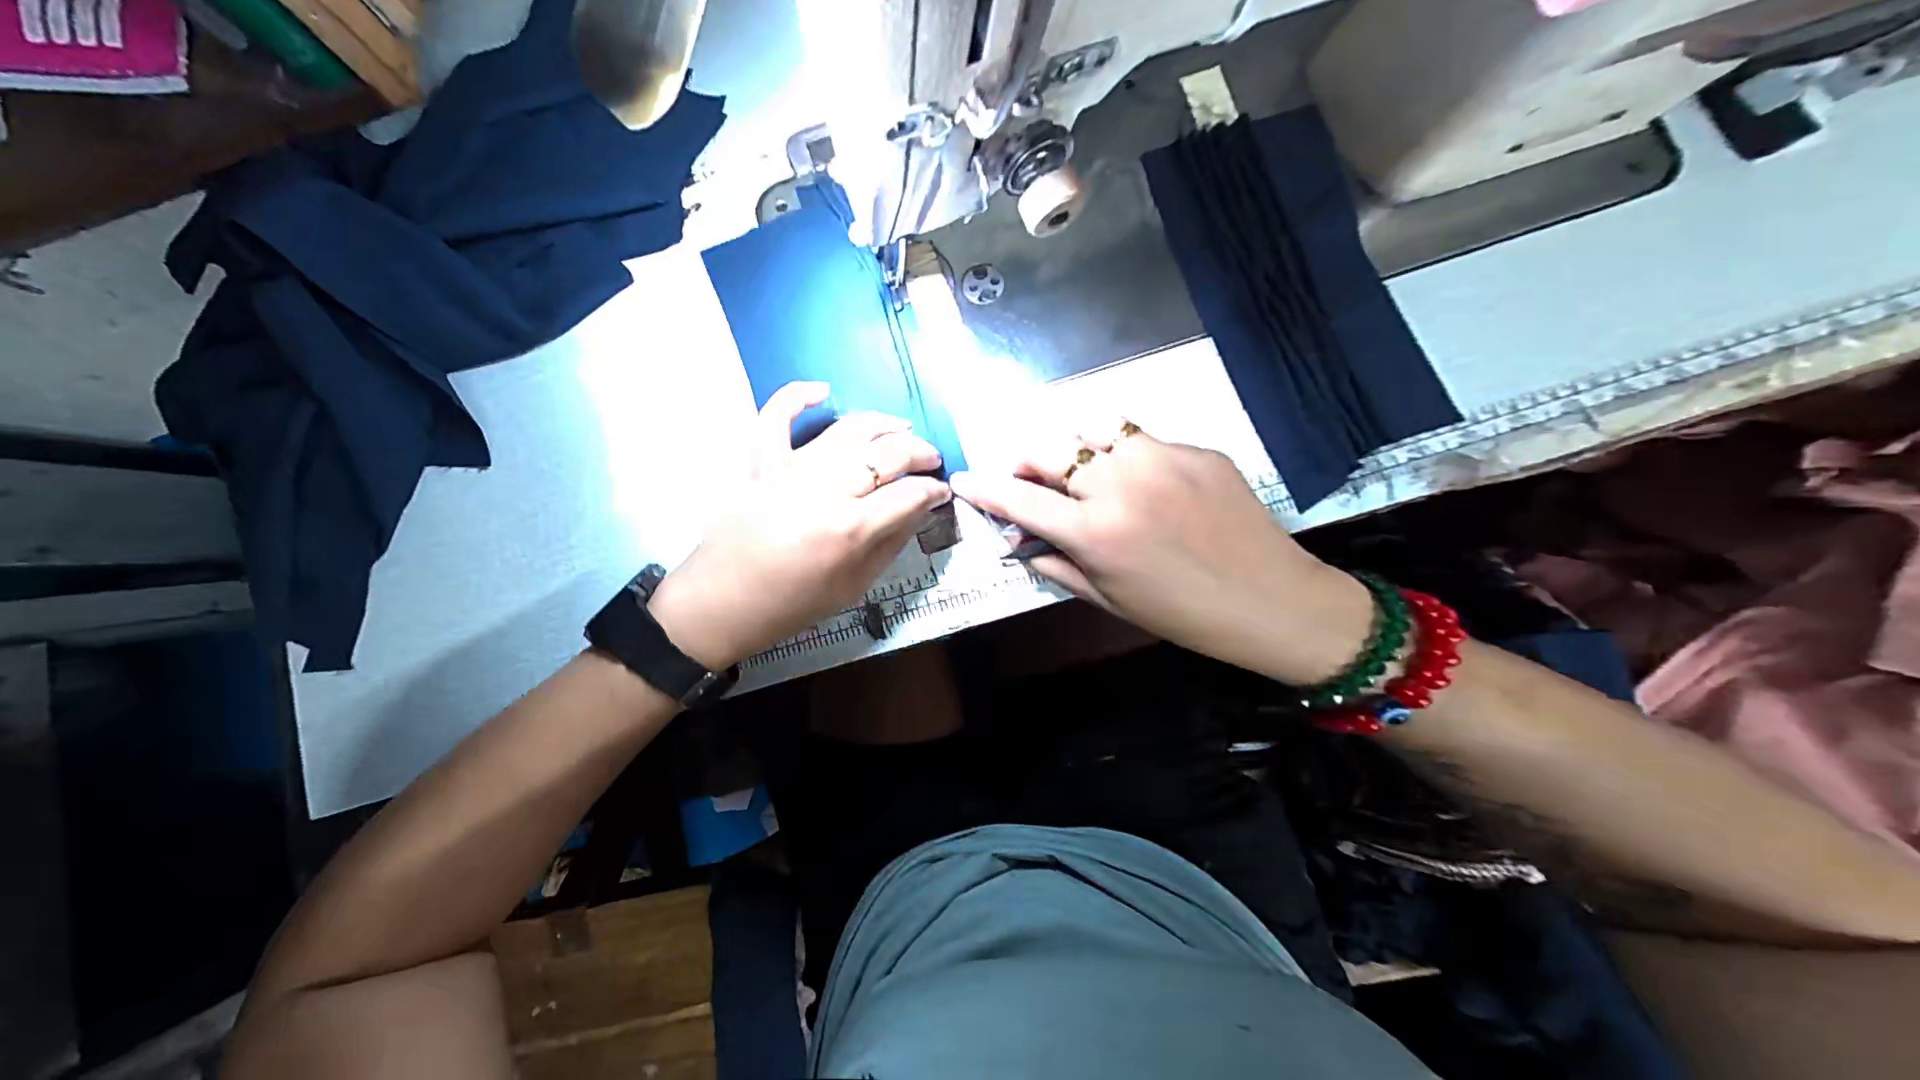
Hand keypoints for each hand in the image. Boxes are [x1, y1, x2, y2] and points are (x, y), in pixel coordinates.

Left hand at [646, 382, 950, 669]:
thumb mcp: (854, 585)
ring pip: (849, 429)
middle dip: (920, 453)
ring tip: (901, 429)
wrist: (723, 603)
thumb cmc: (792, 604)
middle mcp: (827, 489)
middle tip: (931, 462)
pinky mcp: (762, 463)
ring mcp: (792, 469)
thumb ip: (891, 543)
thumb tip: (919, 510)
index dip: (935, 491)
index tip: (942, 493)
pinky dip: (797, 396)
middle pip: (888, 453)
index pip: (911, 493)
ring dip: (883, 424)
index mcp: (852, 527)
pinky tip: (823, 390)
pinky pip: (777, 417)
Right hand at [948, 425, 1370, 684]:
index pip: (1020, 500)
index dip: (984, 489)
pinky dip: (1124, 452)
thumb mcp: (1107, 598)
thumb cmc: (1180, 613)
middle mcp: (1120, 484)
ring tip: (1082, 469)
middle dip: (1026, 462)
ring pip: (1092, 427)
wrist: (1270, 600)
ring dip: (1074, 446)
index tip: (965, 480)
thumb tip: (1018, 538)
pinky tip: (1140, 478)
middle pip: (1048, 449)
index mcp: (1095, 532)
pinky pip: (1142, 437)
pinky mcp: (1195, 449)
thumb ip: (1055, 563)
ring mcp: (1161, 459)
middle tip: (1029, 479)